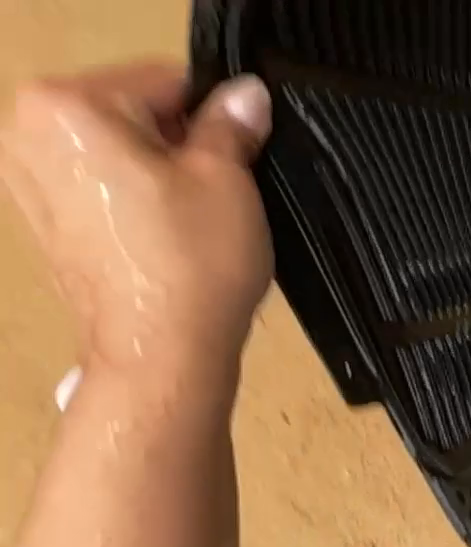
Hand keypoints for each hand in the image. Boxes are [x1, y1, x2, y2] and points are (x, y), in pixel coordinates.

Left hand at [3, 63, 273, 410]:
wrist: (160, 343)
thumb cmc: (198, 259)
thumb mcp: (229, 184)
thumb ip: (231, 128)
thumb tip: (247, 91)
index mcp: (68, 103)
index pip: (163, 80)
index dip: (218, 116)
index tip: (248, 157)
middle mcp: (24, 123)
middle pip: (129, 110)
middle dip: (182, 142)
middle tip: (226, 193)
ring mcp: (21, 169)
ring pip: (113, 147)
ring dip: (159, 169)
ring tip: (197, 218)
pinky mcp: (38, 210)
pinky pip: (96, 181)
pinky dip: (136, 196)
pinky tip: (166, 234)